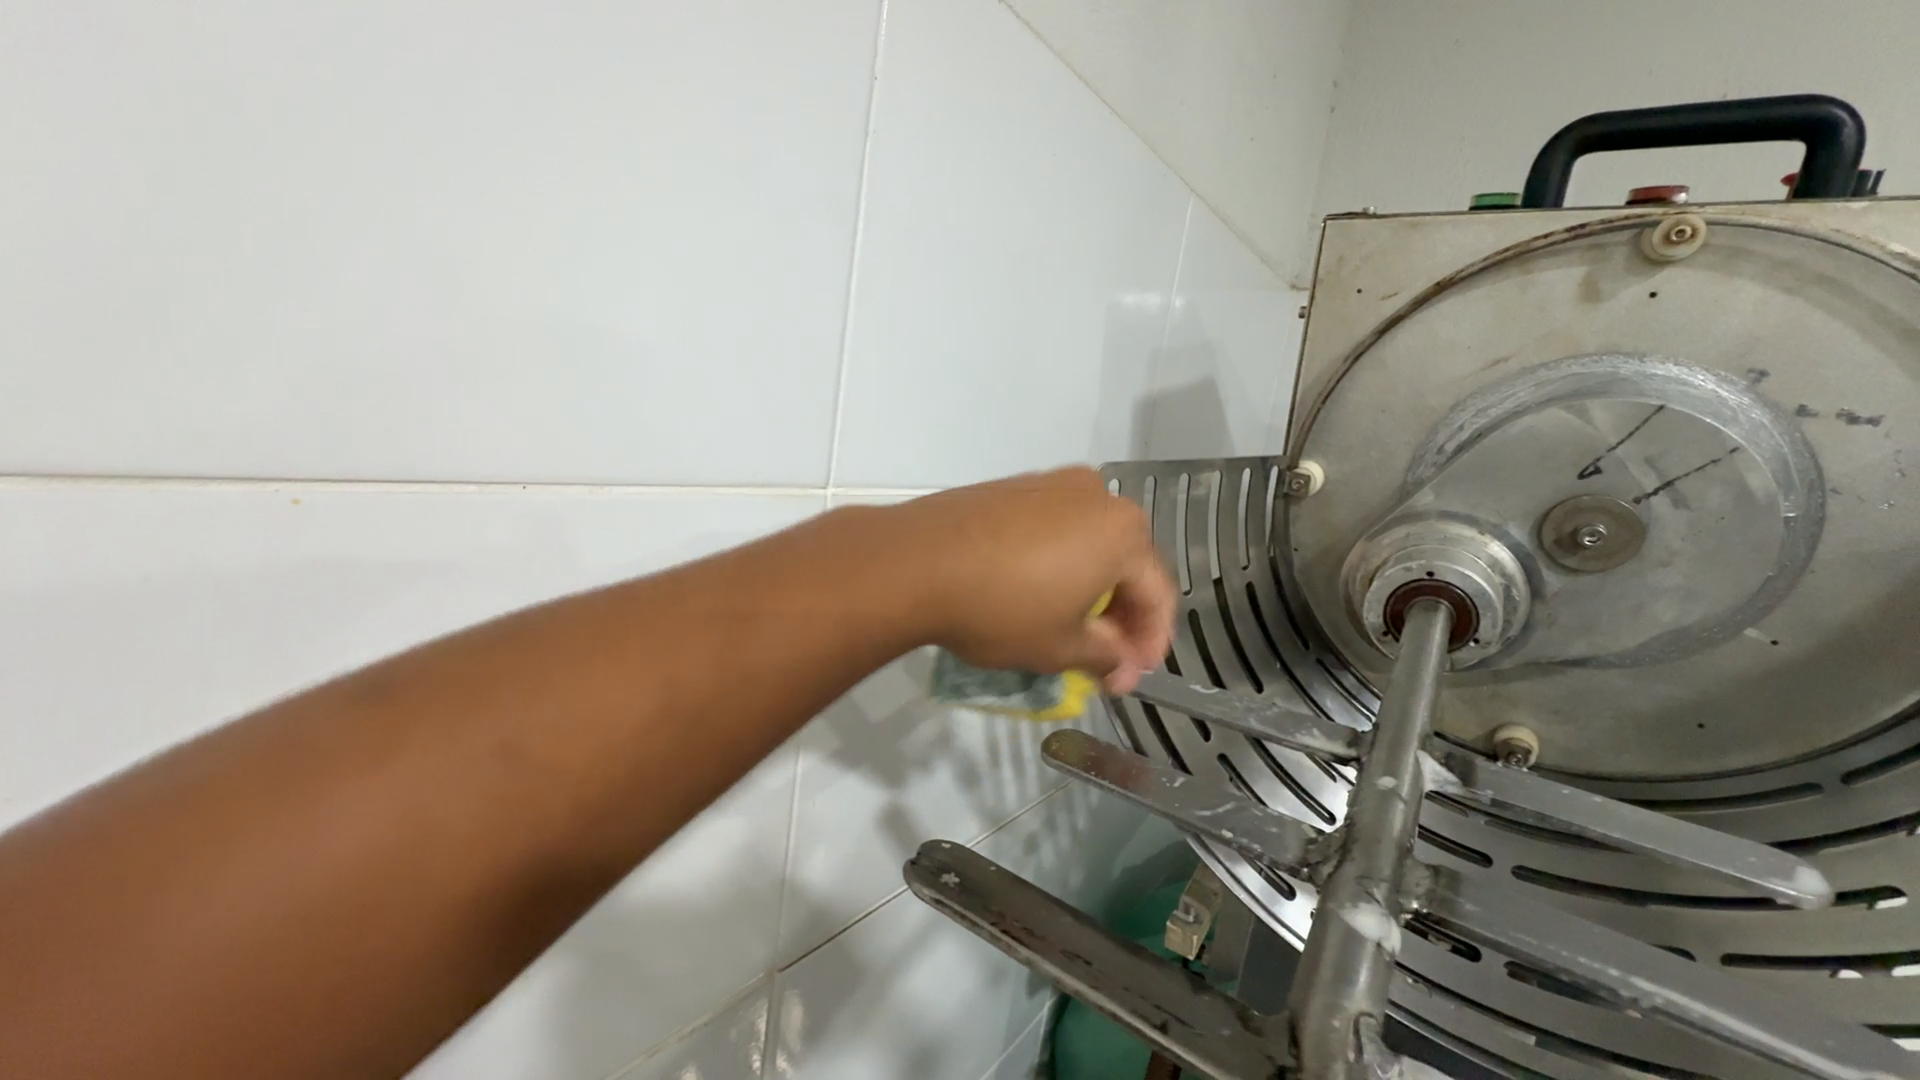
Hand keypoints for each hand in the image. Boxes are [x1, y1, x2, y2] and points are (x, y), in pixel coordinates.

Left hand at [882, 467, 1175, 692]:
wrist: (914, 562)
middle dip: (1120, 615)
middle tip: (1105, 660)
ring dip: (1089, 588)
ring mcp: (1051, 485)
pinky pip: (1053, 530)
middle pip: (1126, 563)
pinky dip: (1057, 564)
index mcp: (1123, 531)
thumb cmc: (1001, 608)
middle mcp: (1096, 495)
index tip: (1129, 679)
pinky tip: (1037, 594)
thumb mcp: (1060, 647)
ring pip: (1089, 544)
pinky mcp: (1013, 487)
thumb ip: (1106, 656)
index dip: (1150, 644)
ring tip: (1070, 630)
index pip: (1158, 594)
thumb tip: (1122, 664)